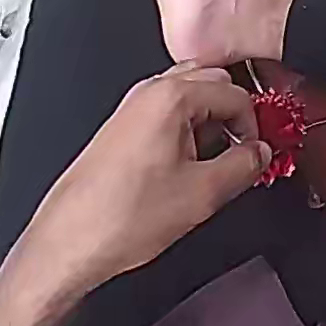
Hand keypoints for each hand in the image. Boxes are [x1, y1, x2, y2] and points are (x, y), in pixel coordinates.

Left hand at [7, 63, 269, 297]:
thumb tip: (259, 153)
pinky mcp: (123, 125)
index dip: (254, 125)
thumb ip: (244, 166)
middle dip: (234, 113)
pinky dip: (188, 122)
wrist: (66, 244)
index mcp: (173, 97)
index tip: (254, 152)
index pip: (236, 94)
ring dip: (211, 115)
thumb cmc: (121, 217)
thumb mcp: (203, 194)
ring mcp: (134, 106)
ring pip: (191, 90)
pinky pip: (169, 107)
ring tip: (215, 155)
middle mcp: (152, 91)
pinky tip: (187, 160)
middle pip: (215, 81)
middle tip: (241, 147)